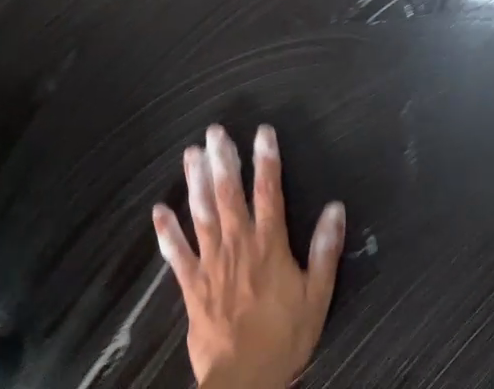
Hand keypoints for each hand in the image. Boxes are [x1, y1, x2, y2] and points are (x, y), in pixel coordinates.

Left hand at [153, 125, 345, 388]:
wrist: (243, 378)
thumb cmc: (284, 336)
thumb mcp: (317, 296)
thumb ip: (325, 251)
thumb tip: (335, 208)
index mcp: (269, 245)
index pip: (269, 191)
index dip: (266, 159)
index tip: (262, 131)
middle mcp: (237, 244)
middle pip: (228, 194)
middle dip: (223, 160)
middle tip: (215, 131)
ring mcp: (210, 263)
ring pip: (201, 213)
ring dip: (195, 182)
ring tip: (191, 153)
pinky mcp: (191, 285)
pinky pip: (176, 254)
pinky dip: (166, 232)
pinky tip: (158, 210)